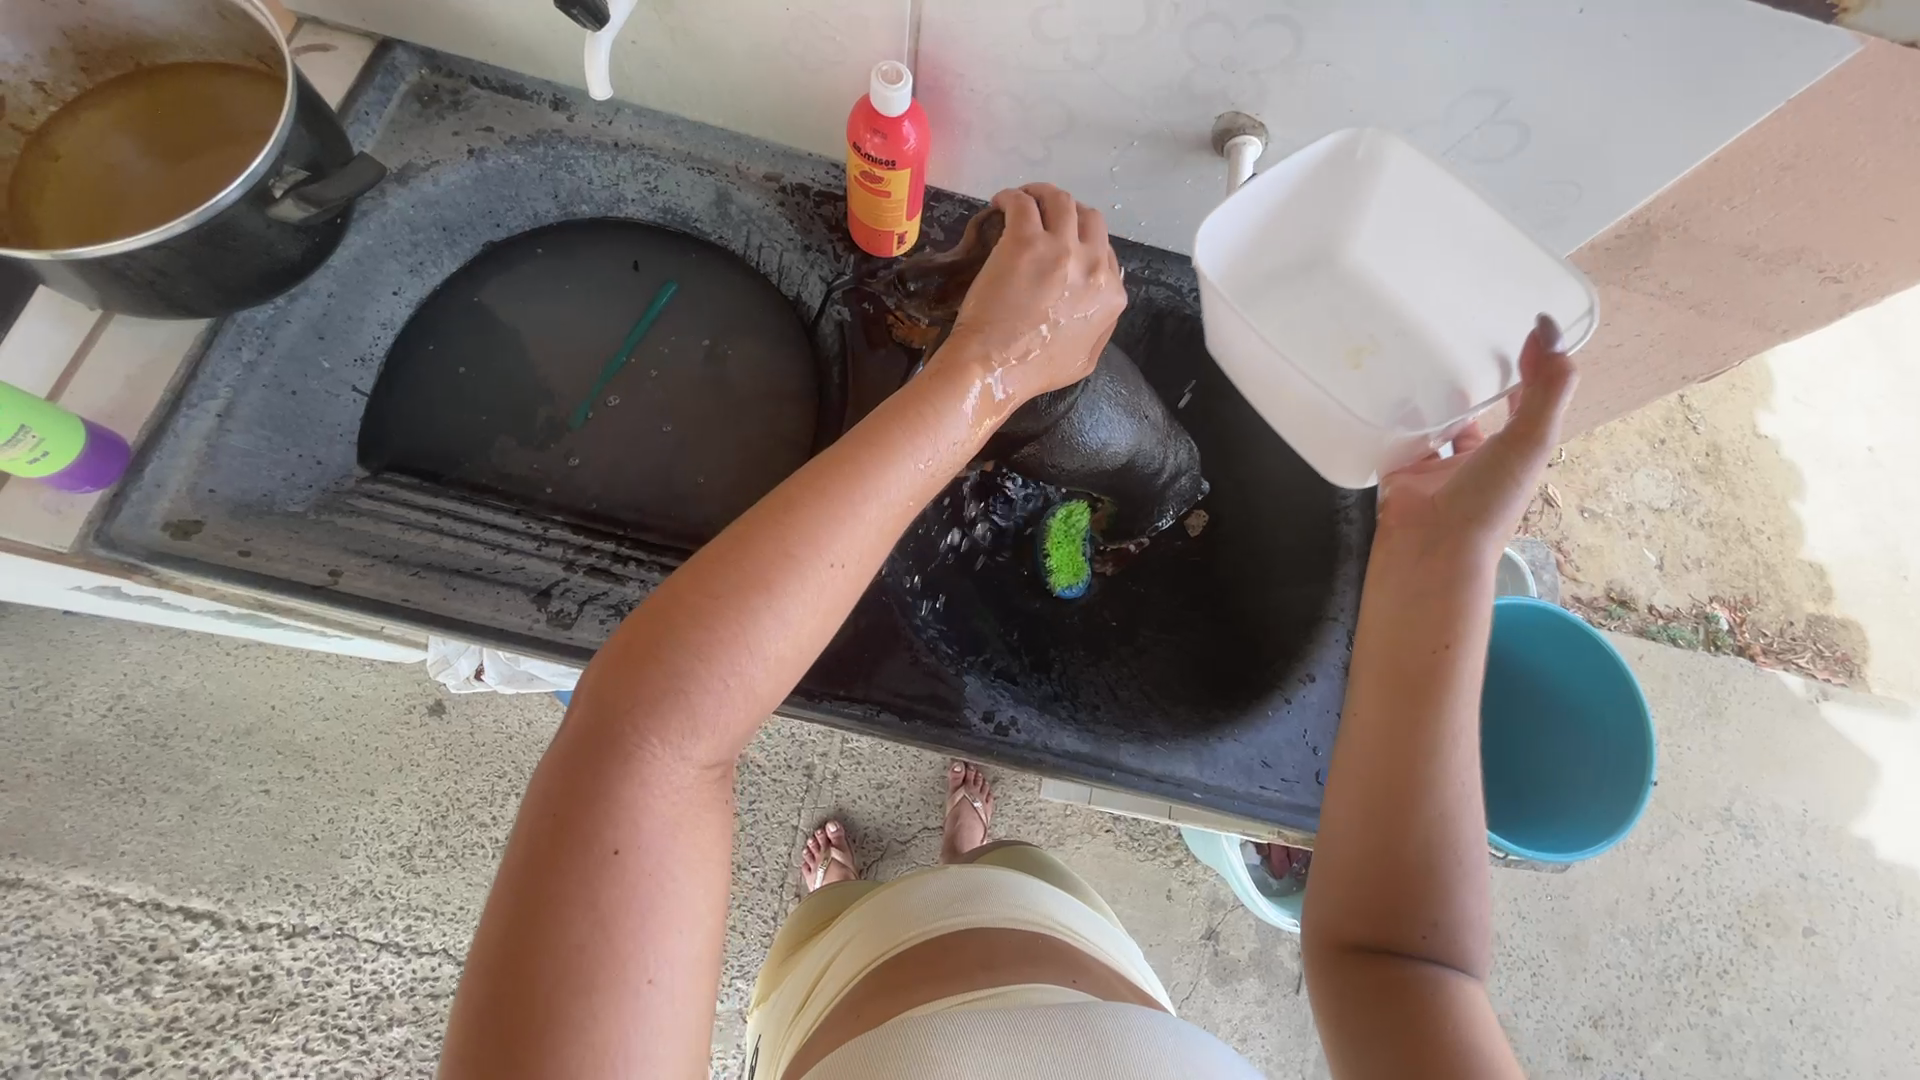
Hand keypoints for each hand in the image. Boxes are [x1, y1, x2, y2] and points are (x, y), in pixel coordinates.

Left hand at [938, 184, 1126, 406]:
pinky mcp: (1025, 240)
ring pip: (1061, 200)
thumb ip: (1101, 325)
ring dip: (1042, 195)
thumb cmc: (1035, 371)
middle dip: (1069, 214)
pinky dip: (1013, 197)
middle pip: (1090, 219)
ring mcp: (1061, 249)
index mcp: (1111, 295)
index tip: (1062, 244)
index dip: (1083, 244)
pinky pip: (1023, 201)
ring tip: (1024, 200)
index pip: (1105, 253)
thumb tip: (1099, 298)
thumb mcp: (1086, 357)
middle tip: (1044, 218)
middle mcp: (1094, 266)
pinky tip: (1002, 203)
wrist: (995, 368)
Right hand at [1376, 315, 1577, 559]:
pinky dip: (1393, 418)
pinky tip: (1386, 390)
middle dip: (1471, 385)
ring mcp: (1435, 466)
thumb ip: (1547, 386)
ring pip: (1434, 423)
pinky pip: (1397, 436)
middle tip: (1457, 342)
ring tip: (1418, 356)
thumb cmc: (1488, 499)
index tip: (1516, 335)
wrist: (1430, 545)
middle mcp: (1477, 459)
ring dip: (1429, 399)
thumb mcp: (1532, 439)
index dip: (1527, 373)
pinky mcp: (1398, 469)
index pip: (1525, 405)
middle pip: (1477, 413)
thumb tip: (1547, 326)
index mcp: (1515, 454)